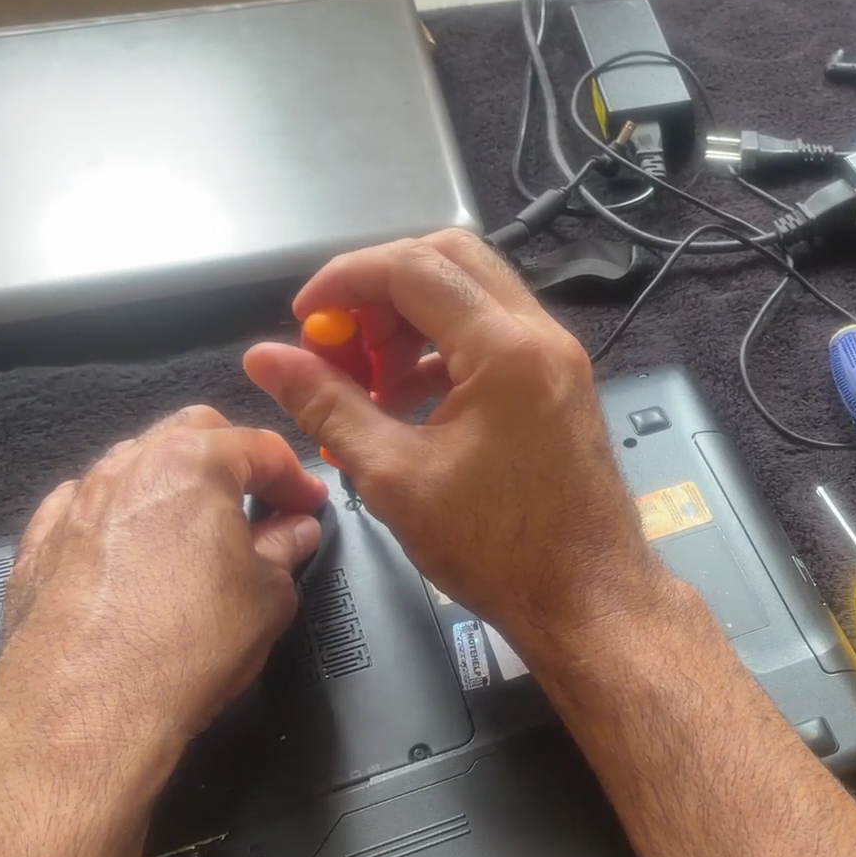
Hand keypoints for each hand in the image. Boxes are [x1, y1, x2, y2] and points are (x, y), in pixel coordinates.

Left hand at [0, 406, 326, 762]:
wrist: (85, 715)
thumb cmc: (191, 644)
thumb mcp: (272, 592)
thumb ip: (286, 547)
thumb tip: (294, 531)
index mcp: (192, 466)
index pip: (261, 446)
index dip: (298, 477)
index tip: (311, 505)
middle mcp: (126, 470)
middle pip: (192, 433)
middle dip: (236, 459)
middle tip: (264, 501)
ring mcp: (73, 505)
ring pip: (137, 464)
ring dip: (180, 485)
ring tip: (206, 529)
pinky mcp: (36, 548)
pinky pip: (90, 507)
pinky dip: (127, 515)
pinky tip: (145, 553)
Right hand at [243, 229, 667, 648]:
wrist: (589, 594)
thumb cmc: (498, 548)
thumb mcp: (396, 477)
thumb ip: (327, 405)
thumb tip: (266, 358)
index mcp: (507, 350)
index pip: (412, 266)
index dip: (344, 279)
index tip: (304, 321)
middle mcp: (544, 338)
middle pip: (453, 262)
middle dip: (384, 289)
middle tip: (342, 342)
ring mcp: (562, 361)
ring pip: (479, 298)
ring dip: (417, 323)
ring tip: (372, 385)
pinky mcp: (565, 387)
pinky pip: (501, 339)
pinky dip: (451, 351)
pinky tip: (415, 401)